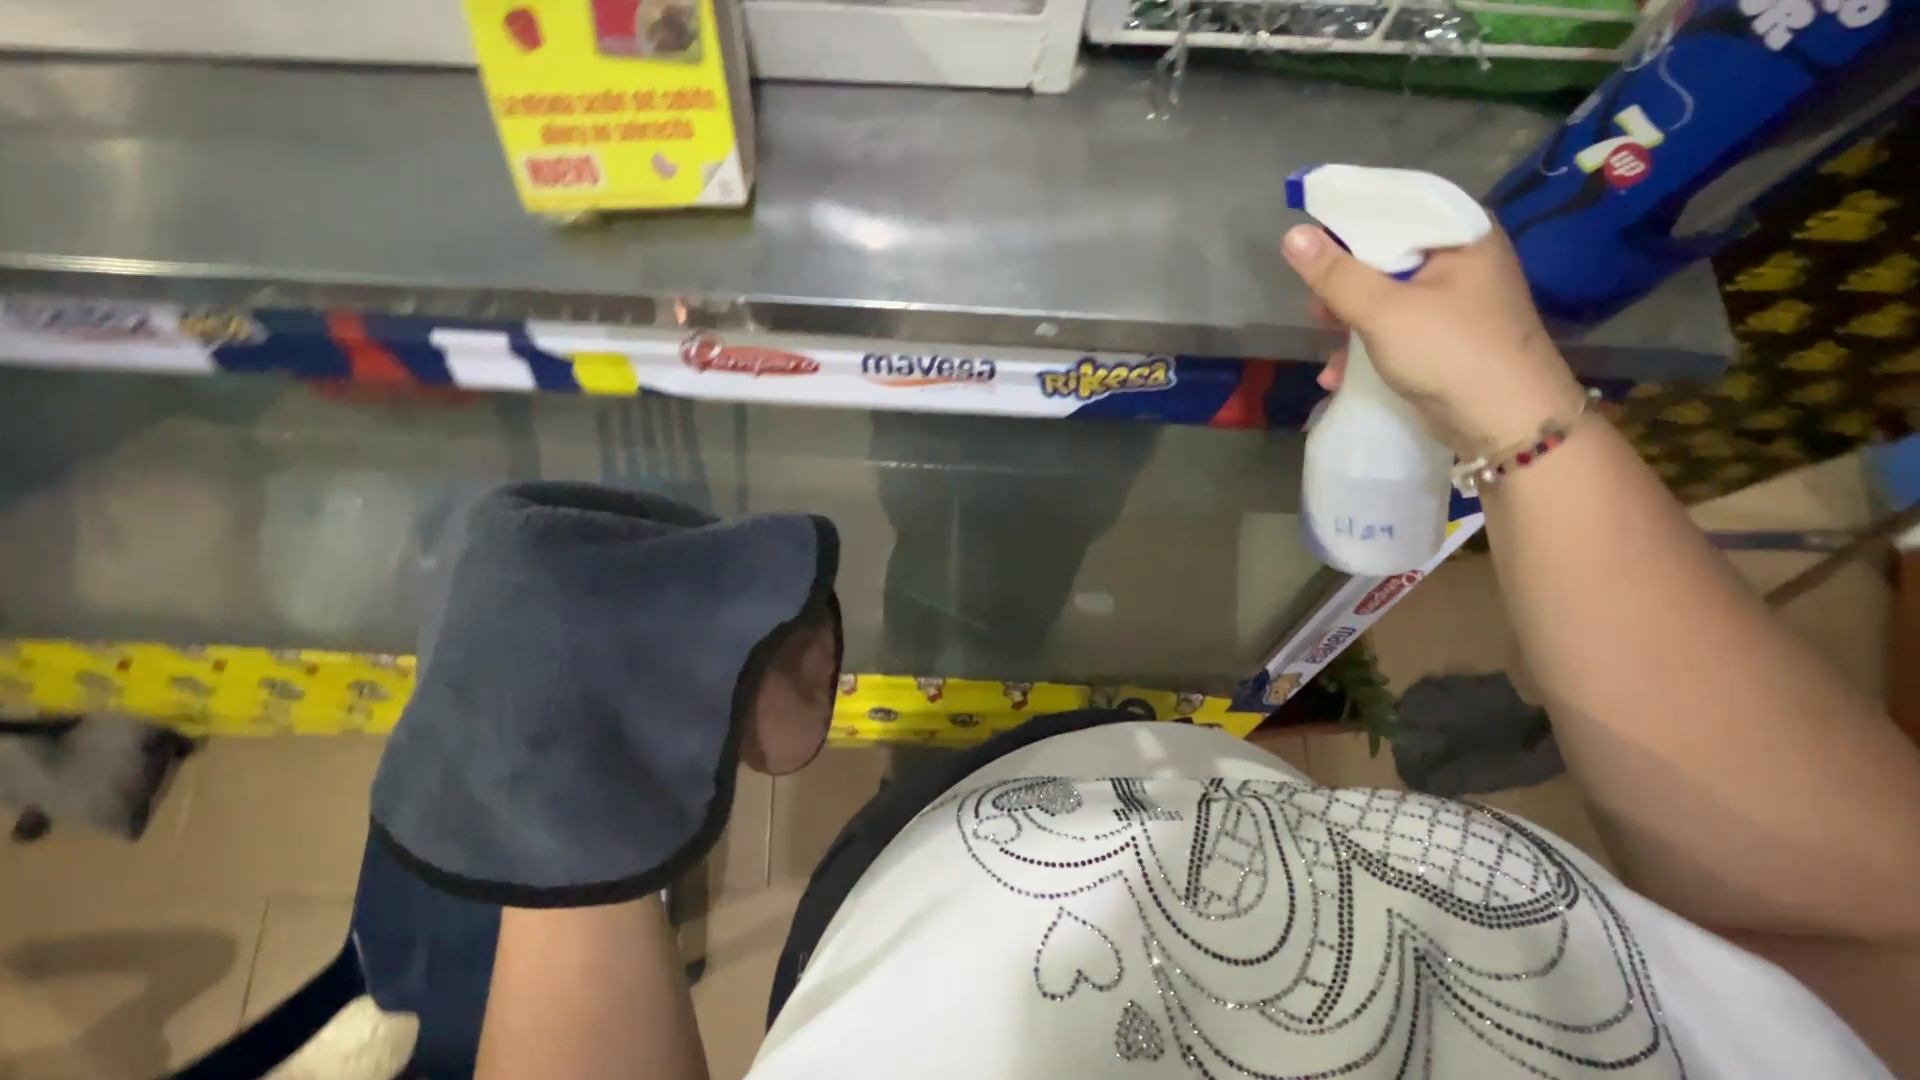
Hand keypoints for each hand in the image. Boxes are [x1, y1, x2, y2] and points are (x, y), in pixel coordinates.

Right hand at [1283, 224, 1584, 456]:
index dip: (1350, 221)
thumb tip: (1292, 235)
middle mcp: (1462, 260)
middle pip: (1387, 254)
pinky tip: (1338, 374)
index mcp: (1461, 235)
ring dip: (1348, 321)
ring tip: (1324, 342)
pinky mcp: (1445, 339)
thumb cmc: (1450, 353)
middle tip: (1317, 307)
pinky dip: (1366, 347)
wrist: (1507, 423)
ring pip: (1386, 296)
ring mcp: (1456, 302)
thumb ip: (1336, 274)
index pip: (1397, 207)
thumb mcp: (1384, 311)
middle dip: (1344, 284)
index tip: (1310, 243)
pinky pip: (1395, 329)